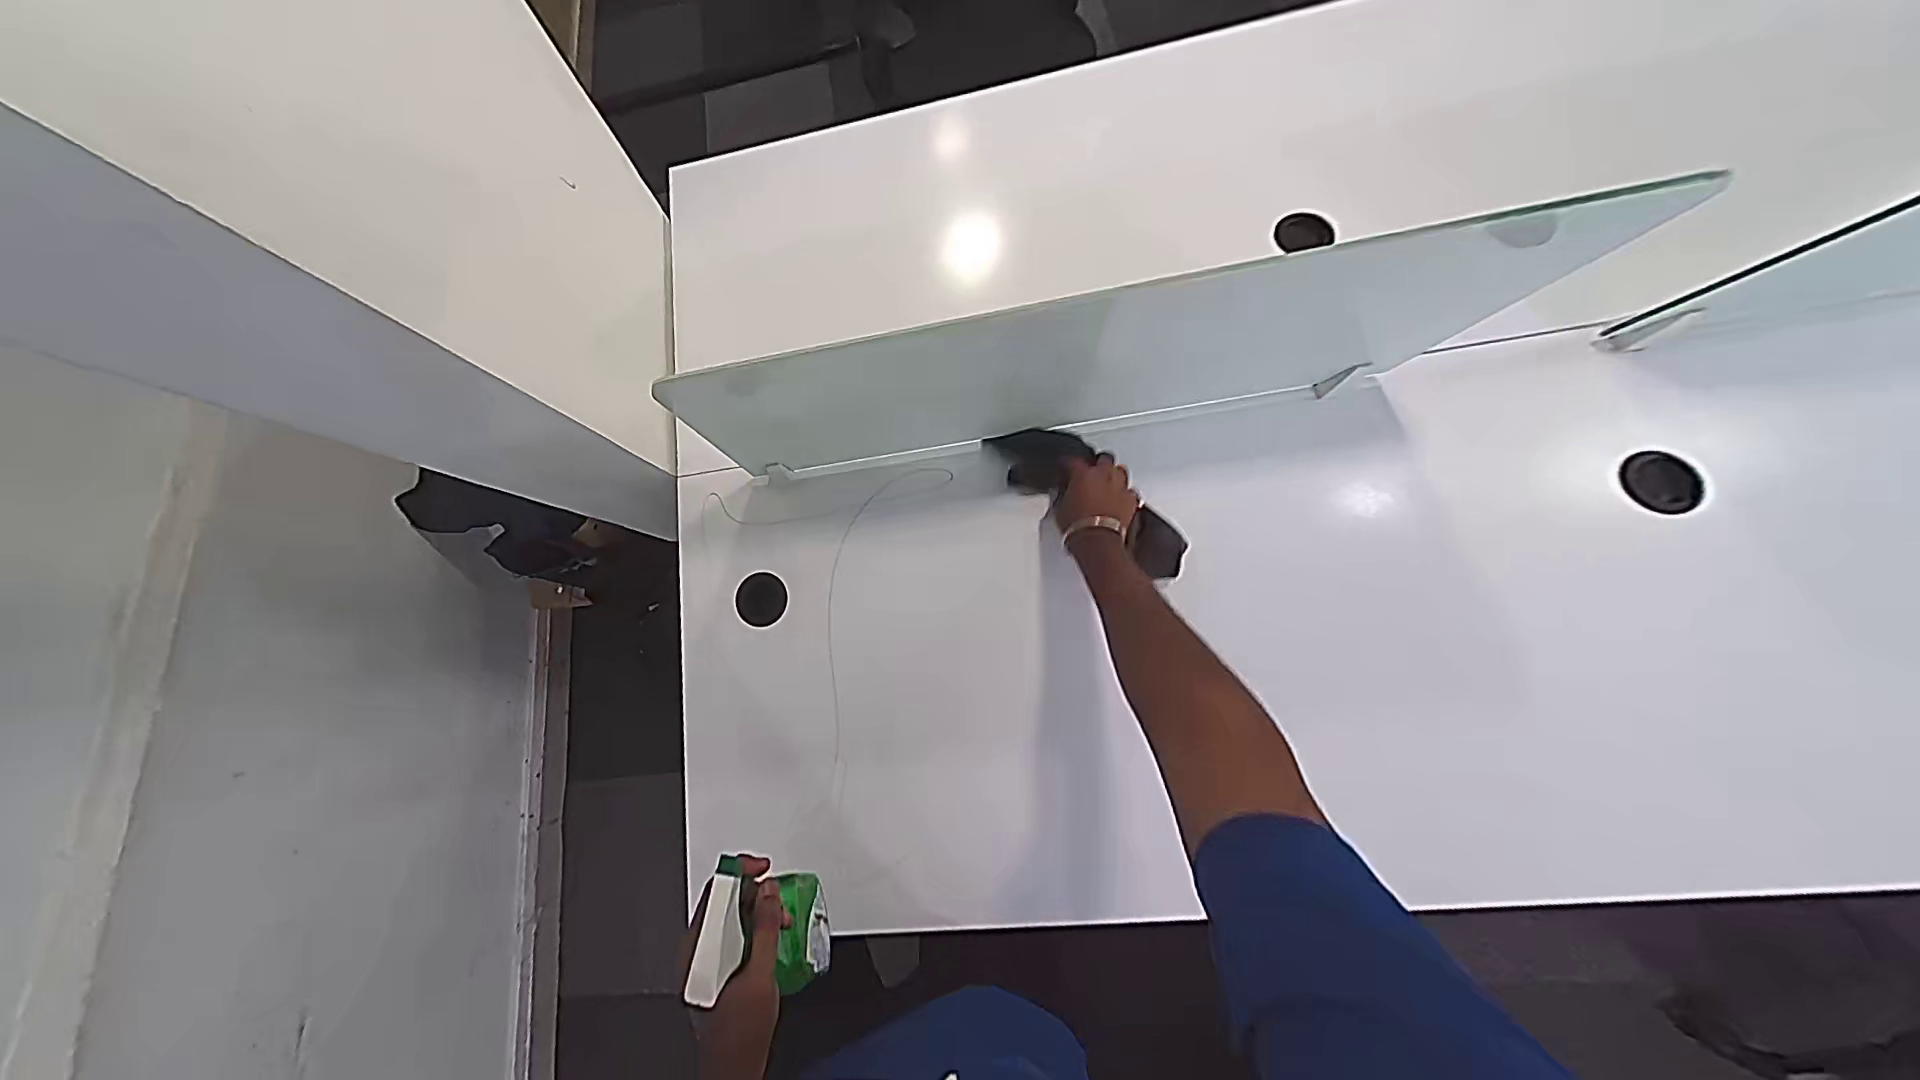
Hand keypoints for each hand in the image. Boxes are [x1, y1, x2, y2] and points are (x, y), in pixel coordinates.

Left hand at [678, 854, 790, 1079]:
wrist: (734, 1069)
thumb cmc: (740, 1033)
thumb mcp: (759, 975)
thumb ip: (764, 928)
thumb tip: (767, 892)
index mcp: (698, 949)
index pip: (714, 891)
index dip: (739, 871)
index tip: (762, 867)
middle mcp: (698, 950)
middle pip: (725, 901)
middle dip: (757, 895)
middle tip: (779, 903)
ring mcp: (706, 959)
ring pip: (733, 916)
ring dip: (761, 912)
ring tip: (780, 924)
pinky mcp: (718, 967)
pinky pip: (736, 932)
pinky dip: (757, 927)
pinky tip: (773, 937)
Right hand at [1053, 454, 1140, 539]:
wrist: (1098, 542)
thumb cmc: (1080, 526)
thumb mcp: (1060, 509)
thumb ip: (1062, 496)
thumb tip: (1062, 495)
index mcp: (1083, 474)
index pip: (1073, 461)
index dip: (1067, 464)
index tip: (1065, 467)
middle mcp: (1104, 475)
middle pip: (1104, 458)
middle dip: (1098, 463)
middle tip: (1091, 472)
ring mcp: (1120, 486)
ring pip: (1120, 470)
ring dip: (1114, 474)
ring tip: (1107, 482)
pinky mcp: (1131, 499)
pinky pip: (1130, 490)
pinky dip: (1125, 493)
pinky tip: (1119, 498)